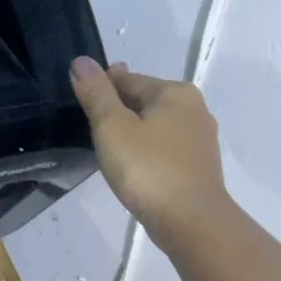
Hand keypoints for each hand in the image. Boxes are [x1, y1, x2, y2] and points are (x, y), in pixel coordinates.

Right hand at [69, 56, 230, 240]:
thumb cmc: (147, 167)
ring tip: (107, 143)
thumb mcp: (112, 127)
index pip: (128, 79)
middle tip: (91, 121)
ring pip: (156, 124)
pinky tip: (131, 163)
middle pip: (145, 100)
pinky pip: (164, 147)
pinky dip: (146, 149)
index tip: (82, 98)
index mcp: (174, 92)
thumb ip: (96, 94)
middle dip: (120, 106)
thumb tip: (80, 61)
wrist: (189, 219)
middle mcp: (193, 108)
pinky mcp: (197, 165)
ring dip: (134, 128)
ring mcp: (199, 139)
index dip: (102, 86)